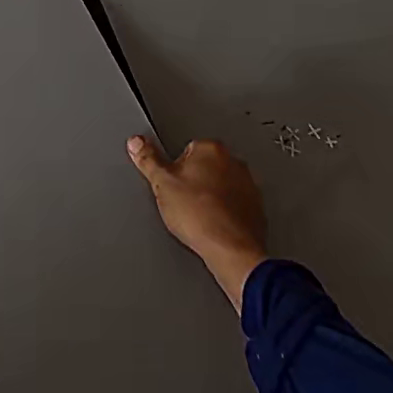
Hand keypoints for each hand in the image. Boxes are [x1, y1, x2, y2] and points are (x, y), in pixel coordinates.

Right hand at [127, 136, 268, 311]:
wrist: (230, 250)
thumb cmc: (200, 217)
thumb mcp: (162, 185)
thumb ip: (148, 160)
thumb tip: (136, 143)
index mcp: (210, 148)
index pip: (186, 150)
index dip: (174, 171)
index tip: (172, 185)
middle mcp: (233, 161)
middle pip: (205, 166)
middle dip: (194, 182)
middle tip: (184, 203)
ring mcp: (247, 184)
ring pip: (221, 186)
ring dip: (211, 198)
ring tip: (199, 218)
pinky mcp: (255, 206)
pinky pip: (235, 205)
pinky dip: (225, 213)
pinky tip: (214, 226)